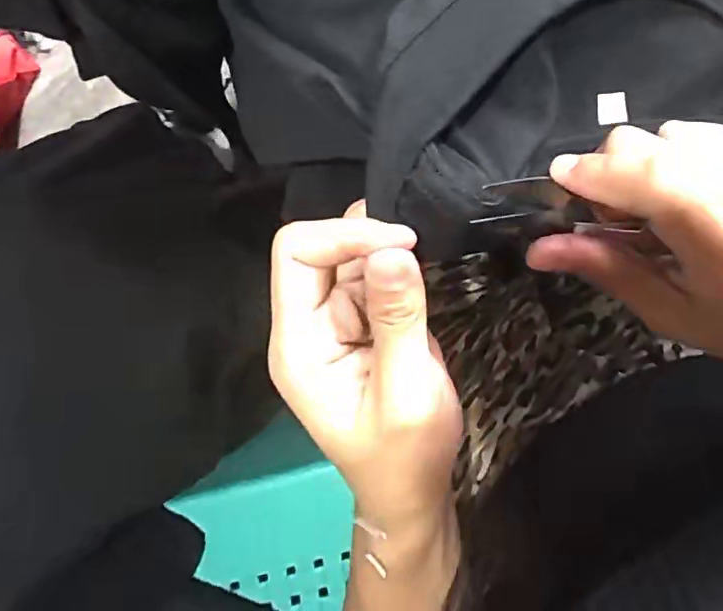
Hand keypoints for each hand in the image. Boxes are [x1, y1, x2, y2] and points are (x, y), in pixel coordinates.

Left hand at [269, 204, 462, 528]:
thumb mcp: (407, 389)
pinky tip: (422, 270)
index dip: (345, 236)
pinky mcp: (364, 318)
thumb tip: (392, 250)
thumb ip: (399, 318)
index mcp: (300, 343)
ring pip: (349, 251)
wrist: (412, 488)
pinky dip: (397, 258)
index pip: (297, 255)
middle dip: (367, 235)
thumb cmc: (405, 452)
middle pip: (318, 245)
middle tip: (418, 246)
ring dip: (386, 246)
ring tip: (425, 258)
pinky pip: (373, 268)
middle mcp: (309, 322)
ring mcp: (336, 319)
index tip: (403, 245)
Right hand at [525, 122, 722, 383]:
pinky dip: (675, 157)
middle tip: (617, 215)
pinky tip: (692, 190)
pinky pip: (690, 131)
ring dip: (644, 165)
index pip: (652, 183)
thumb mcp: (671, 314)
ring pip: (662, 133)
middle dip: (612, 172)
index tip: (561, 180)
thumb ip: (608, 270)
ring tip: (662, 206)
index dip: (597, 175)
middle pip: (645, 145)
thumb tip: (539, 248)